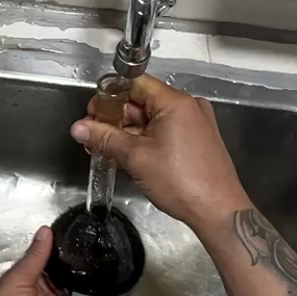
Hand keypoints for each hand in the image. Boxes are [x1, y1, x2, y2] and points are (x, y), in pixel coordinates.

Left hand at [0, 227, 85, 295]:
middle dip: (61, 273)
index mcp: (10, 286)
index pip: (30, 267)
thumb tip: (45, 230)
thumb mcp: (19, 279)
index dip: (45, 256)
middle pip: (45, 284)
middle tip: (84, 258)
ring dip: (71, 290)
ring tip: (91, 274)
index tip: (65, 243)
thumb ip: (35, 257)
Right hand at [69, 75, 249, 233]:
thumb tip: (78, 128)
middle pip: (142, 101)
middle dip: (115, 118)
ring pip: (152, 118)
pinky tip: (128, 155)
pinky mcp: (197, 140)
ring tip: (106, 149)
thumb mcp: (135, 157)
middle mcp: (188, 107)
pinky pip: (164, 131)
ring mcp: (195, 124)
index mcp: (175, 102)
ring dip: (128, 131)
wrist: (218, 211)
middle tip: (94, 135)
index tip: (92, 113)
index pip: (135, 84)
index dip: (110, 96)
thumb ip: (104, 138)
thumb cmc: (181, 181)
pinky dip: (145, 139)